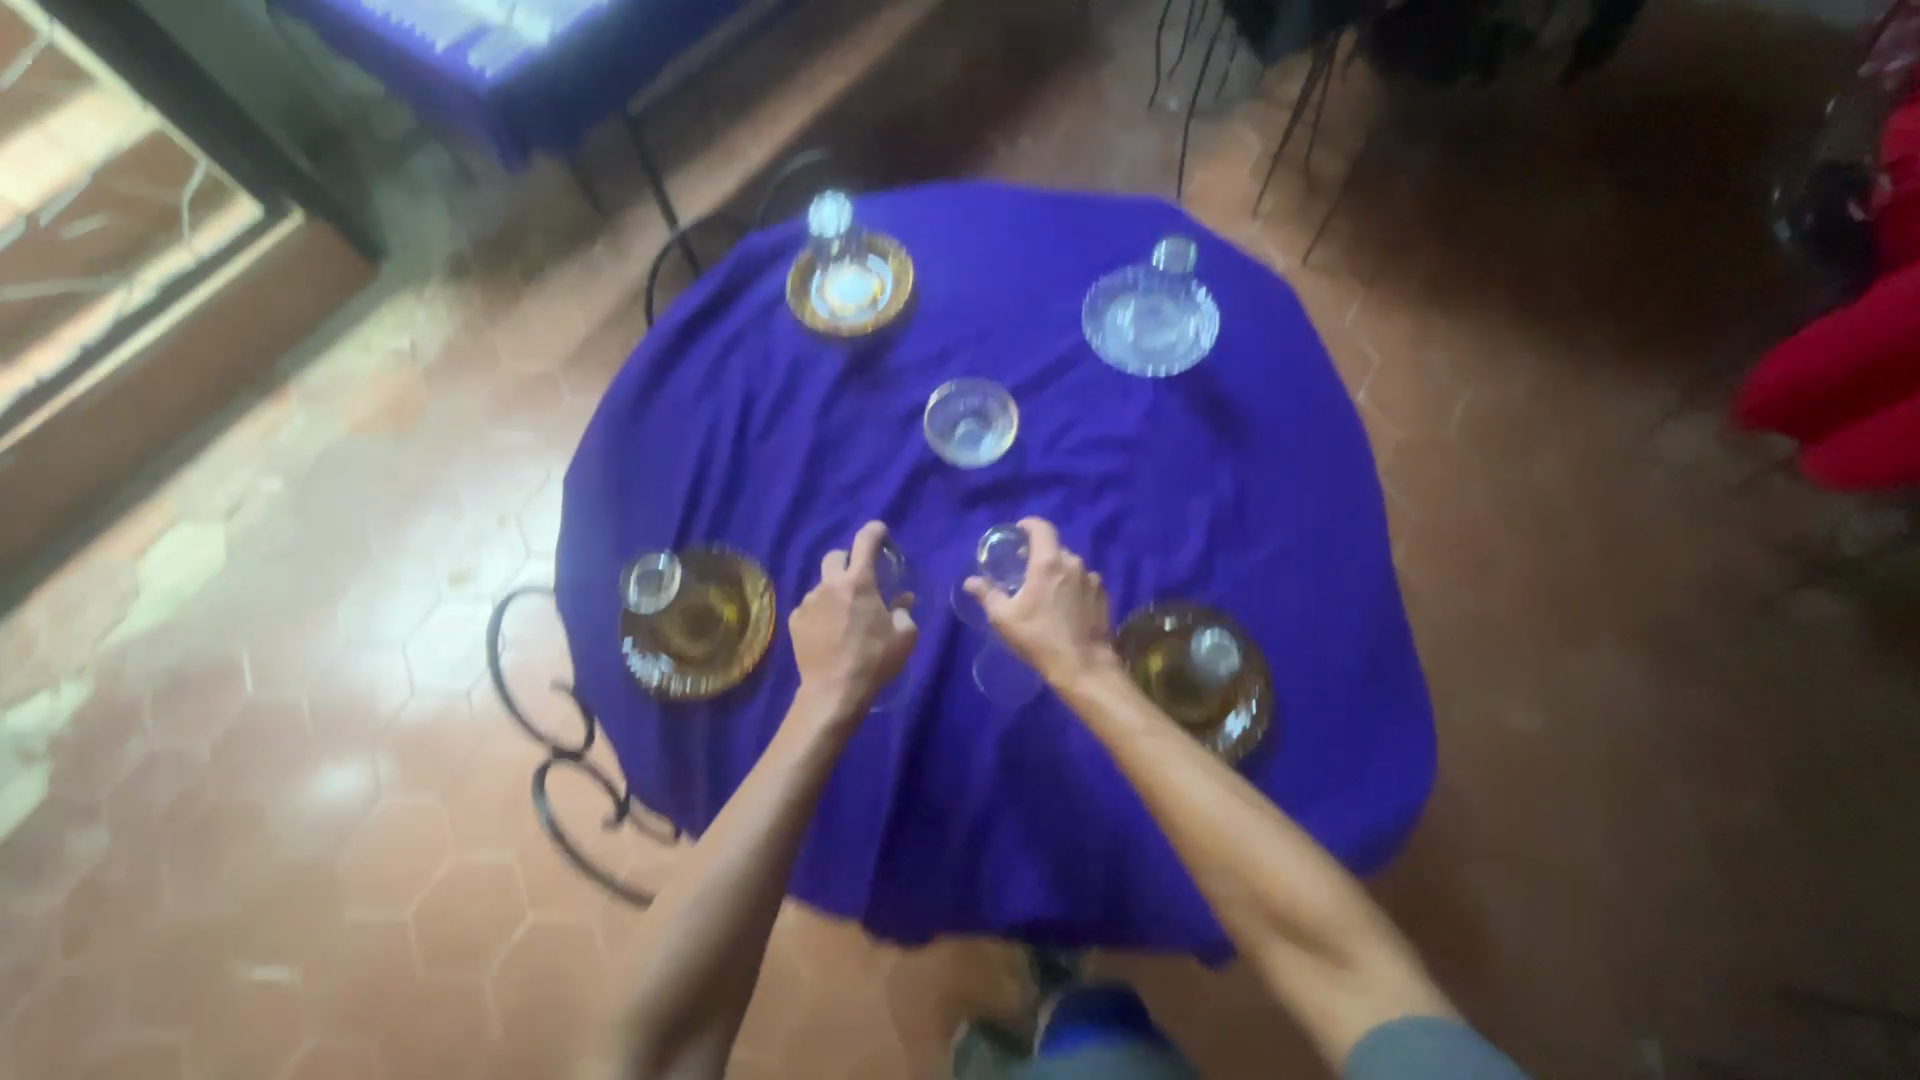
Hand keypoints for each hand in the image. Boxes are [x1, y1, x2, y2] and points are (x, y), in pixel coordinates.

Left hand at [790, 521, 917, 722]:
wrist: (834, 691)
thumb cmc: (874, 660)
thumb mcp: (904, 637)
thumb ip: (904, 612)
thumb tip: (902, 600)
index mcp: (859, 582)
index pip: (865, 542)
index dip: (874, 531)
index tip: (880, 531)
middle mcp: (830, 585)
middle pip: (835, 556)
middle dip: (847, 560)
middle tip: (859, 578)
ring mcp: (808, 602)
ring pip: (822, 585)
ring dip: (833, 592)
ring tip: (844, 616)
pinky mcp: (795, 621)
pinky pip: (810, 608)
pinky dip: (820, 613)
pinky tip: (828, 632)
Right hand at [963, 517, 1115, 687]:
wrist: (1084, 666)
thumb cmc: (1039, 638)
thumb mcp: (1004, 618)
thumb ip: (986, 594)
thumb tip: (970, 581)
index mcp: (1048, 562)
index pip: (1041, 528)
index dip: (1029, 525)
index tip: (1018, 532)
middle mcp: (1074, 563)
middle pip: (1055, 548)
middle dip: (1039, 554)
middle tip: (1024, 569)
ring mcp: (1092, 579)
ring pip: (1070, 566)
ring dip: (1057, 572)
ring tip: (1045, 592)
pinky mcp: (1104, 595)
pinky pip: (1084, 582)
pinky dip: (1072, 586)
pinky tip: (1065, 607)